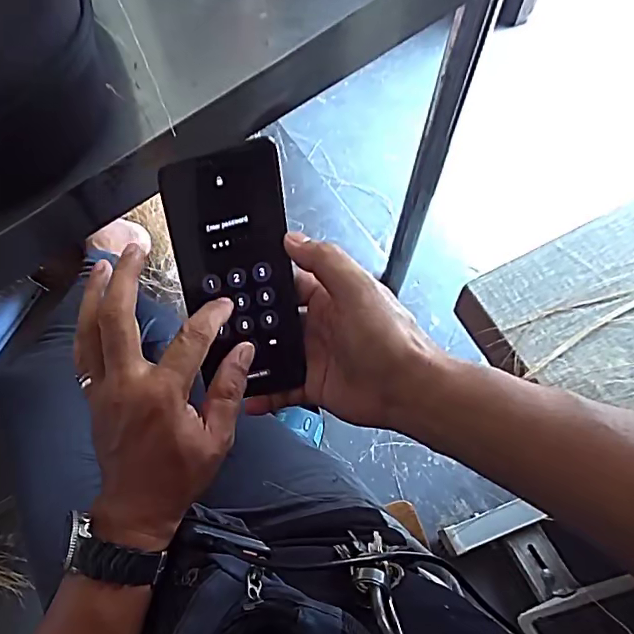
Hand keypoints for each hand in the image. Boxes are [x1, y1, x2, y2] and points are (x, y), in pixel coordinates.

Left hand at [77, 245, 252, 551]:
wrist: (136, 506)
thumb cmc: (177, 477)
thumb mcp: (216, 439)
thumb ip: (228, 391)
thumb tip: (242, 351)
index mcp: (162, 395)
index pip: (188, 342)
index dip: (209, 318)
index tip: (223, 307)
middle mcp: (126, 385)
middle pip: (117, 318)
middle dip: (125, 278)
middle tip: (134, 249)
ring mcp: (102, 390)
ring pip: (89, 331)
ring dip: (94, 294)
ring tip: (103, 265)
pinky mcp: (91, 397)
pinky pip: (82, 353)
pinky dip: (85, 327)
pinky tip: (92, 311)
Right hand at [242, 232, 446, 429]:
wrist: (406, 388)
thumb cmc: (392, 339)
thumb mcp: (356, 287)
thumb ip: (324, 260)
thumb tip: (294, 239)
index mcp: (331, 297)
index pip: (291, 283)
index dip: (266, 283)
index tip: (240, 284)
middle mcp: (322, 326)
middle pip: (277, 321)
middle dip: (254, 323)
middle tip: (227, 325)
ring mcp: (317, 357)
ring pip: (275, 355)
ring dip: (255, 358)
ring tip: (231, 360)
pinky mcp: (315, 385)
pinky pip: (283, 388)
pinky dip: (265, 393)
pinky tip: (249, 394)